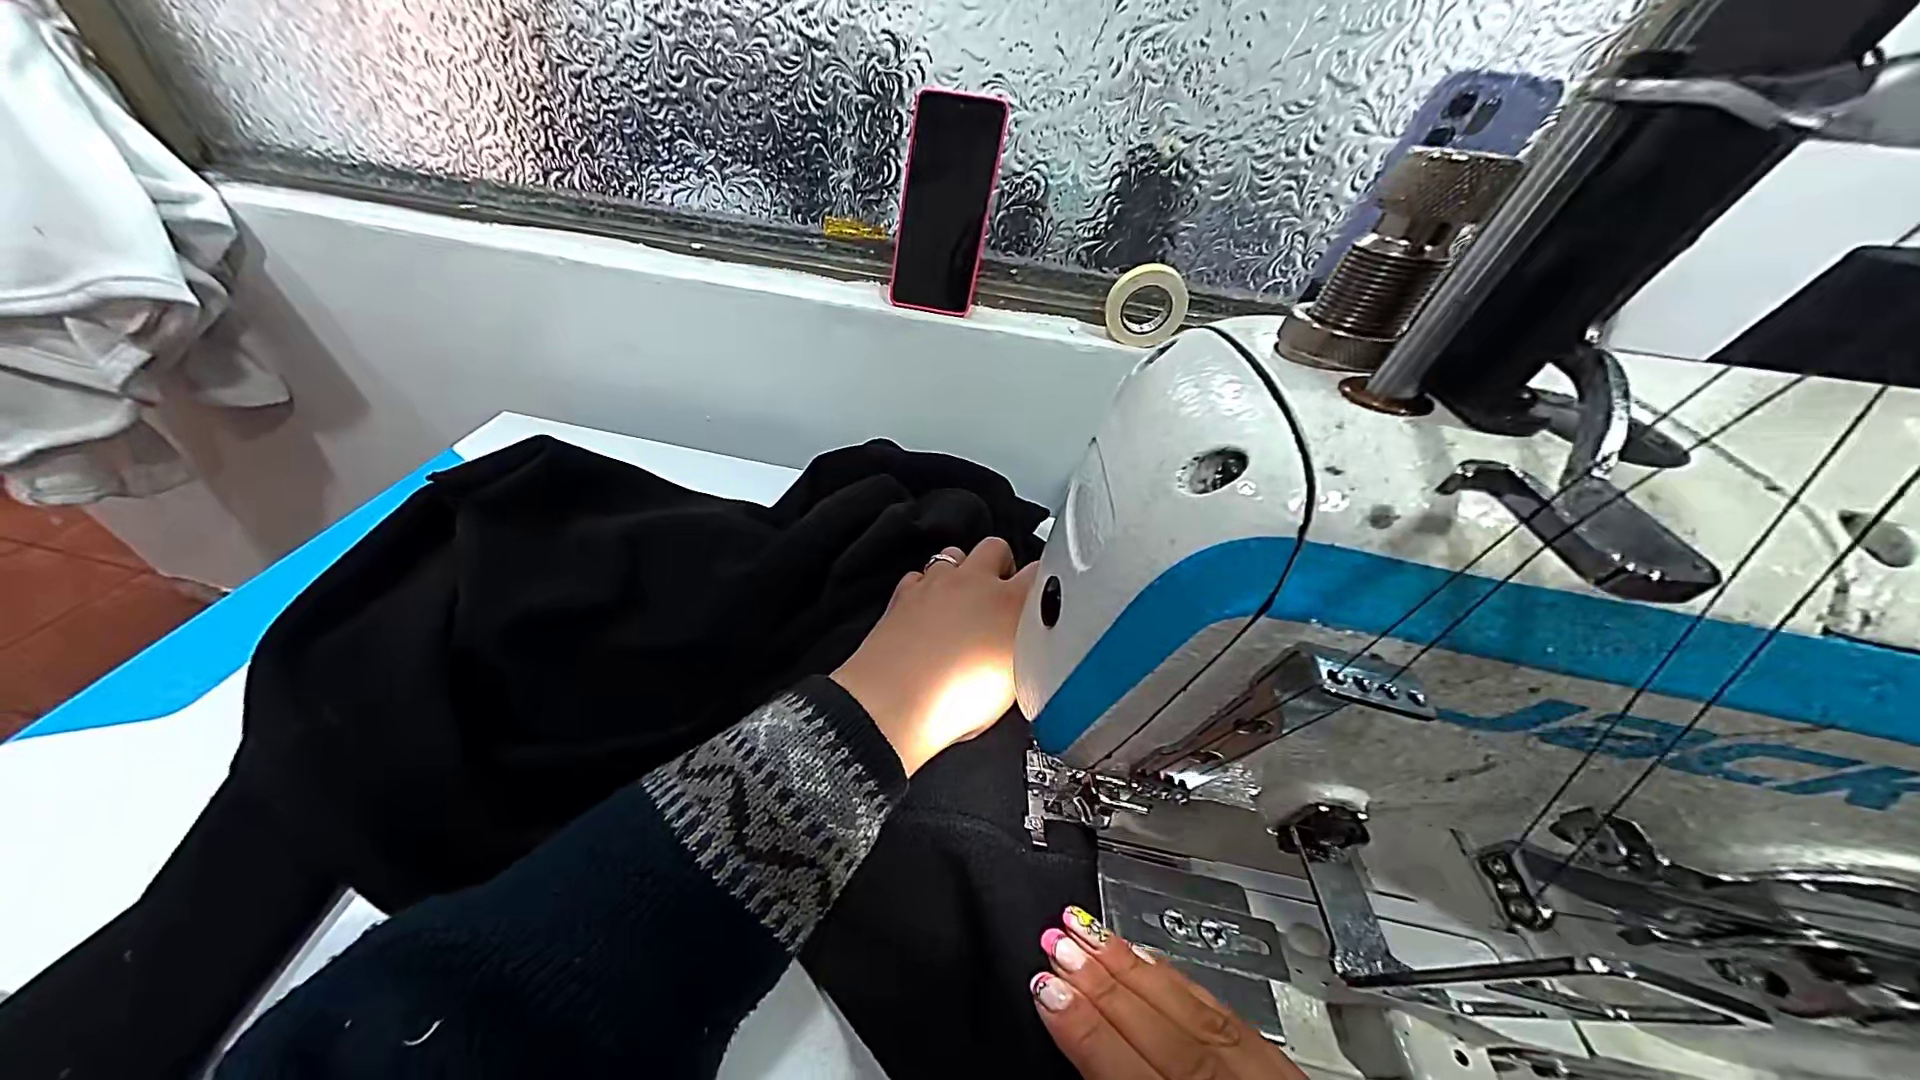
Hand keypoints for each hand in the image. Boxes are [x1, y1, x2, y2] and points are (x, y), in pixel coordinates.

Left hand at [830, 535, 1038, 775]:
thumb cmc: (952, 701)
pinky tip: (930, 612)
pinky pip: (920, 576)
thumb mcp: (1014, 686)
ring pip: (955, 556)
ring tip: (966, 603)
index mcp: (1010, 602)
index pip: (1040, 572)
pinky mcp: (904, 594)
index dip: (1042, 585)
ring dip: (963, 573)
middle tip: (1002, 596)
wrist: (892, 705)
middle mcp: (973, 583)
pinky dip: (927, 588)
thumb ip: (1029, 653)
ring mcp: (935, 584)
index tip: (1040, 600)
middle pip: (996, 549)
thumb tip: (1033, 645)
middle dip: (1002, 567)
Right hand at [1032, 906, 1309, 1079]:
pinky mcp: (1287, 1076)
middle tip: (1057, 939)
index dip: (1086, 1028)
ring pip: (1194, 1014)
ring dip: (1133, 966)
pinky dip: (1180, 982)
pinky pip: (1226, 1016)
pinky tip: (1149, 958)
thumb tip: (1077, 1056)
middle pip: (1165, 1037)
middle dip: (1103, 983)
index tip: (1046, 985)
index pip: (1133, 1078)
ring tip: (1089, 930)